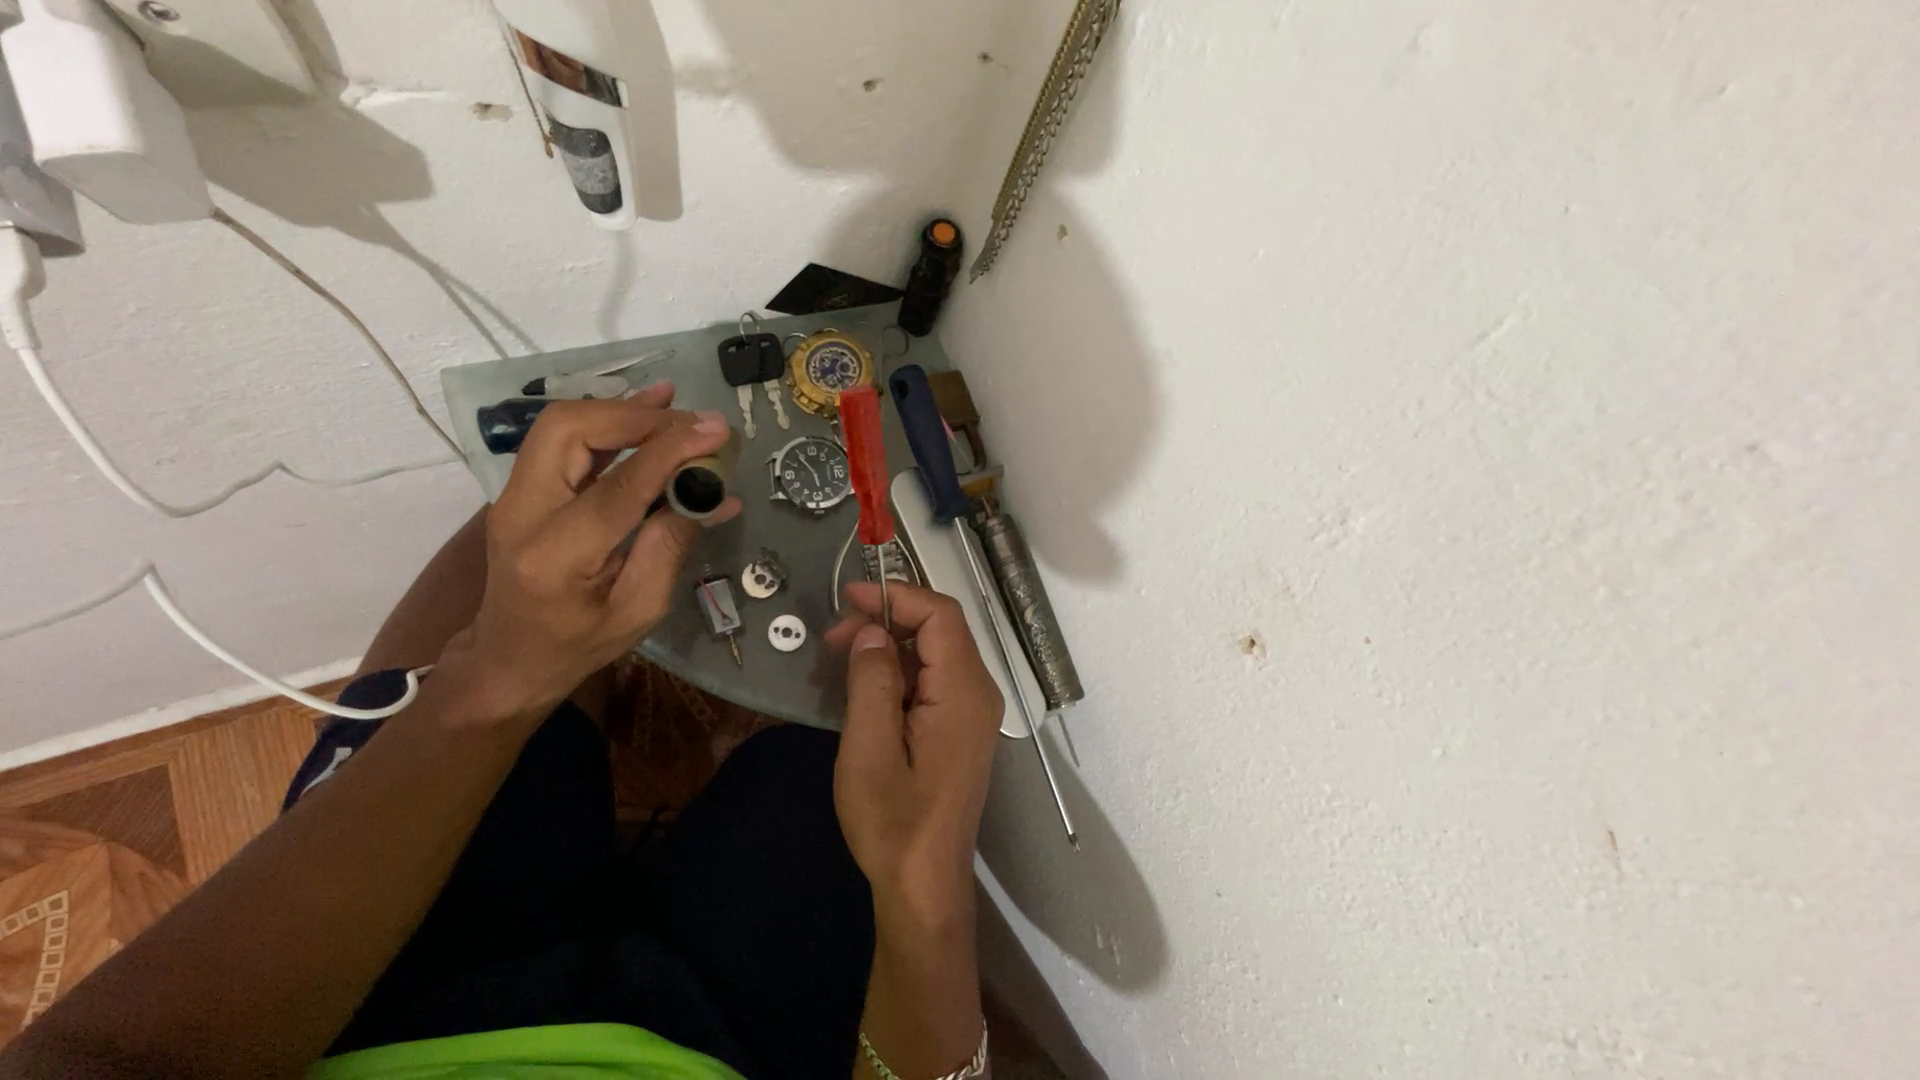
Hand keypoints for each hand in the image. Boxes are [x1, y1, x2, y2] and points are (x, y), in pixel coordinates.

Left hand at [445, 383, 739, 720]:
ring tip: (676, 405)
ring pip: (561, 424)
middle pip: (569, 430)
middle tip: (692, 423)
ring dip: (622, 411)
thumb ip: (671, 544)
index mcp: (554, 556)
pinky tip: (648, 407)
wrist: (508, 659)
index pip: (617, 486)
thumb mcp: (640, 608)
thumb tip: (716, 493)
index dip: (669, 452)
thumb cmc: (578, 646)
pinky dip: (607, 421)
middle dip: (636, 416)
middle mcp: (522, 513)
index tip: (717, 430)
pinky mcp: (523, 488)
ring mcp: (514, 496)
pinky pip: (561, 439)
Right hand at [827, 582, 1002, 925]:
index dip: (896, 596)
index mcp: (964, 692)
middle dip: (888, 620)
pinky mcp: (962, 731)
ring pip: (936, 654)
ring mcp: (974, 714)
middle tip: (834, 638)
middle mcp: (979, 694)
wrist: (924, 885)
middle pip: (941, 630)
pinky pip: (935, 680)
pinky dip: (901, 670)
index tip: (848, 598)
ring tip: (842, 658)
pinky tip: (867, 685)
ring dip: (891, 645)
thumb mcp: (869, 749)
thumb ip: (873, 682)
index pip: (940, 615)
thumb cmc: (894, 822)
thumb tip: (872, 631)